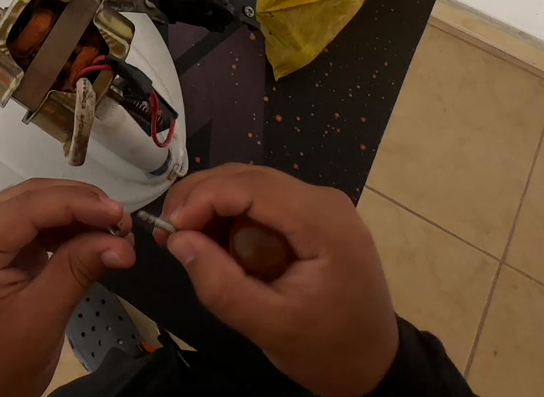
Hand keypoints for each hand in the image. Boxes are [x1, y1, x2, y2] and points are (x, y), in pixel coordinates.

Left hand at [0, 179, 134, 396]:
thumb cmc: (1, 364)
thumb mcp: (42, 318)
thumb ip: (78, 271)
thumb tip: (121, 242)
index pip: (28, 206)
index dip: (76, 203)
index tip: (118, 212)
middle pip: (31, 198)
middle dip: (79, 205)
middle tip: (121, 221)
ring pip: (35, 207)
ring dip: (75, 214)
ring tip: (114, 230)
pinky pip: (34, 226)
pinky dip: (65, 229)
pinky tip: (92, 238)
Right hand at [158, 164, 397, 396]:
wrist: (376, 366)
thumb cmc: (328, 351)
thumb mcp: (271, 328)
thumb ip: (222, 286)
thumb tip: (178, 241)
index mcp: (323, 223)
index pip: (251, 187)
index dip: (203, 199)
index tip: (170, 229)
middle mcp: (322, 199)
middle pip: (245, 177)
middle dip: (199, 198)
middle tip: (167, 233)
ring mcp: (317, 202)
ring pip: (247, 182)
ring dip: (210, 203)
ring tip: (184, 237)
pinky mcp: (309, 211)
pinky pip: (258, 197)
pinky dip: (228, 211)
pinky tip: (212, 237)